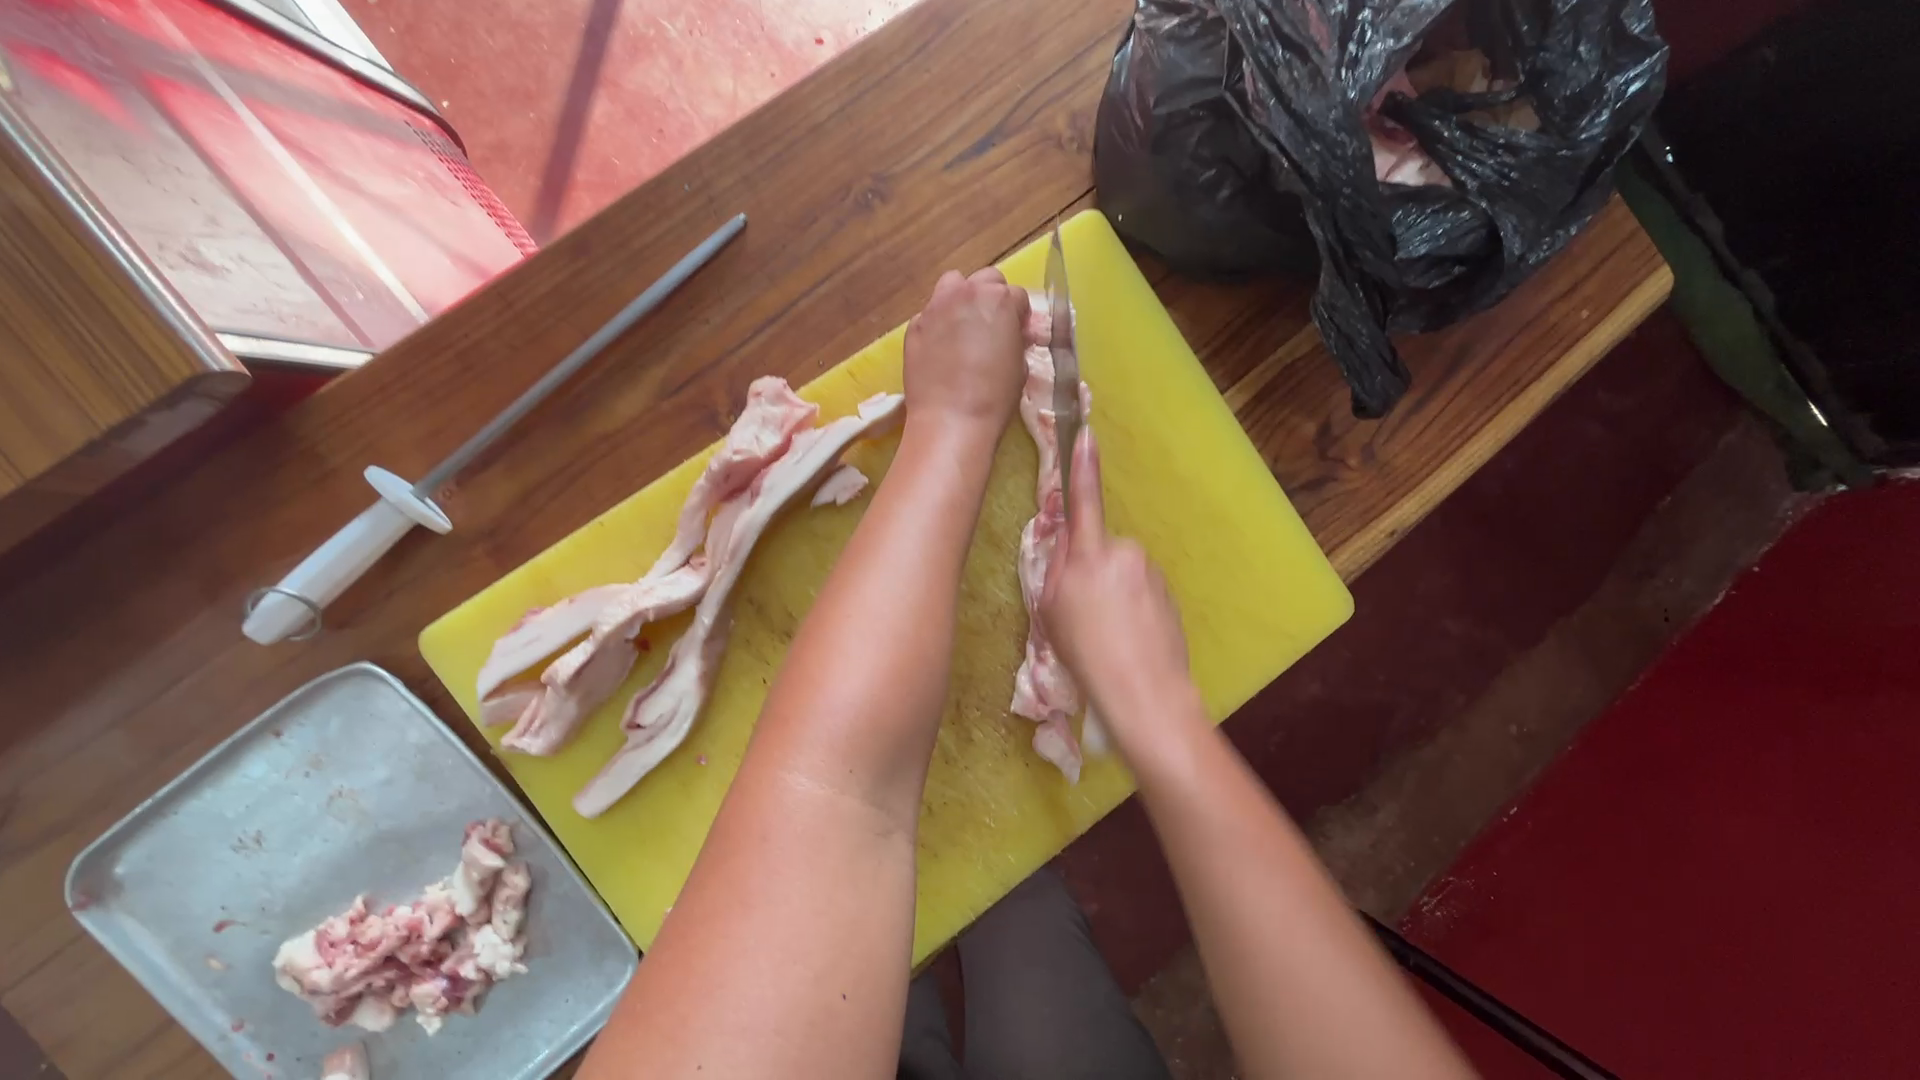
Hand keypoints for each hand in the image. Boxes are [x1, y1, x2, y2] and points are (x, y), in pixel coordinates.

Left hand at [902, 268, 1029, 435]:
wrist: (950, 420)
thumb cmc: (995, 397)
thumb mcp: (1020, 366)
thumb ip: (1016, 340)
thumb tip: (1012, 337)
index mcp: (999, 300)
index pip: (1016, 296)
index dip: (1019, 316)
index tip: (1017, 334)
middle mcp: (966, 293)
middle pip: (985, 279)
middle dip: (992, 298)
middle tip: (992, 326)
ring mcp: (935, 307)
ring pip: (952, 285)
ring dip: (962, 298)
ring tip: (963, 327)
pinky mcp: (914, 326)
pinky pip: (930, 314)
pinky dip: (938, 323)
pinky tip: (941, 349)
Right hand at [1040, 427, 1199, 755]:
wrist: (1144, 692)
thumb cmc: (1085, 654)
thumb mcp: (1050, 611)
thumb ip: (1056, 569)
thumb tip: (1066, 544)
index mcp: (1088, 556)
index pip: (1083, 502)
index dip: (1082, 466)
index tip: (1085, 432)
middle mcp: (1123, 553)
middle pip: (1096, 548)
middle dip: (1086, 569)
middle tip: (1079, 613)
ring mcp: (1150, 572)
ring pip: (1119, 570)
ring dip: (1109, 590)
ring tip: (1106, 632)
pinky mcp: (1168, 591)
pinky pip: (1139, 588)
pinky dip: (1130, 605)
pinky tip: (1127, 636)